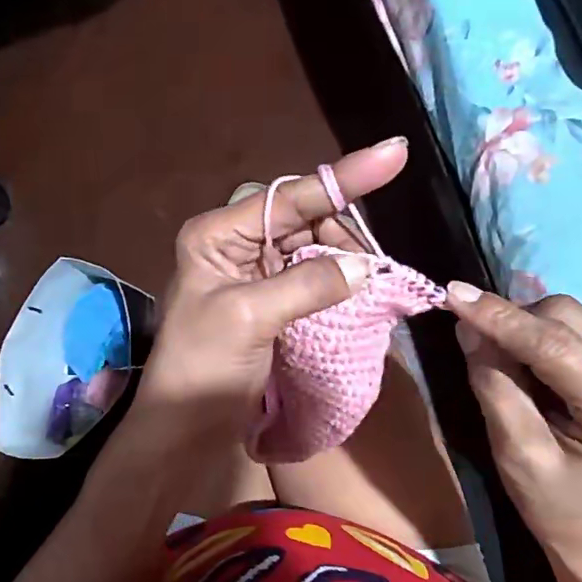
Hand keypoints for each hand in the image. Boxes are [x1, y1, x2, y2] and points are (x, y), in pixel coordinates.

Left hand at [132, 139, 410, 431]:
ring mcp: (255, 274)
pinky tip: (361, 289)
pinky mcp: (272, 303)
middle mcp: (236, 245)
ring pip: (315, 247)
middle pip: (306, 217)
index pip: (287, 198)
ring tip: (372, 281)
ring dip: (347, 258)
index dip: (342, 179)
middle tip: (376, 265)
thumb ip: (306, 285)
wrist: (187, 428)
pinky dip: (340, 281)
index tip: (395, 153)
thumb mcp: (247, 318)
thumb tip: (364, 267)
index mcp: (217, 236)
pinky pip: (315, 277)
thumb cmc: (201, 367)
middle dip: (344, 232)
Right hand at [446, 285, 581, 577]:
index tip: (452, 293)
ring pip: (574, 316)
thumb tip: (468, 326)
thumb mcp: (514, 452)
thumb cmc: (554, 504)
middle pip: (569, 318)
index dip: (502, 318)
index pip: (557, 347)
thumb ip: (494, 386)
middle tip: (476, 348)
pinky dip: (542, 336)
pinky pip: (580, 328)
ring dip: (526, 327)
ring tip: (504, 363)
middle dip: (513, 322)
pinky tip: (529, 365)